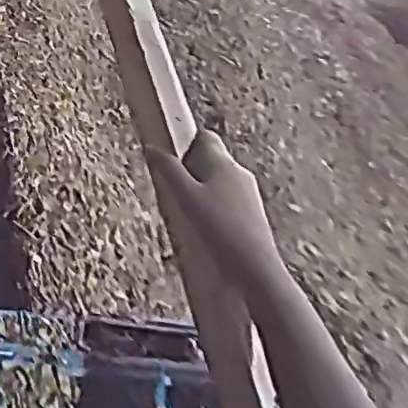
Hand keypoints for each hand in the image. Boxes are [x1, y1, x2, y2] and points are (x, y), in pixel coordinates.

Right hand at [147, 130, 289, 297]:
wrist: (256, 270)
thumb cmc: (219, 227)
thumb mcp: (184, 195)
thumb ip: (167, 168)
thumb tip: (151, 147)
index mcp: (224, 163)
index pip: (205, 137)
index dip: (185, 141)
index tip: (169, 155)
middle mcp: (239, 173)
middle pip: (209, 158)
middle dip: (189, 168)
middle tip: (172, 185)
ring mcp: (248, 195)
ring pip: (216, 180)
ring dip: (199, 188)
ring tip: (185, 208)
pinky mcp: (252, 214)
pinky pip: (225, 198)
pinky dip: (211, 204)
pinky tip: (202, 224)